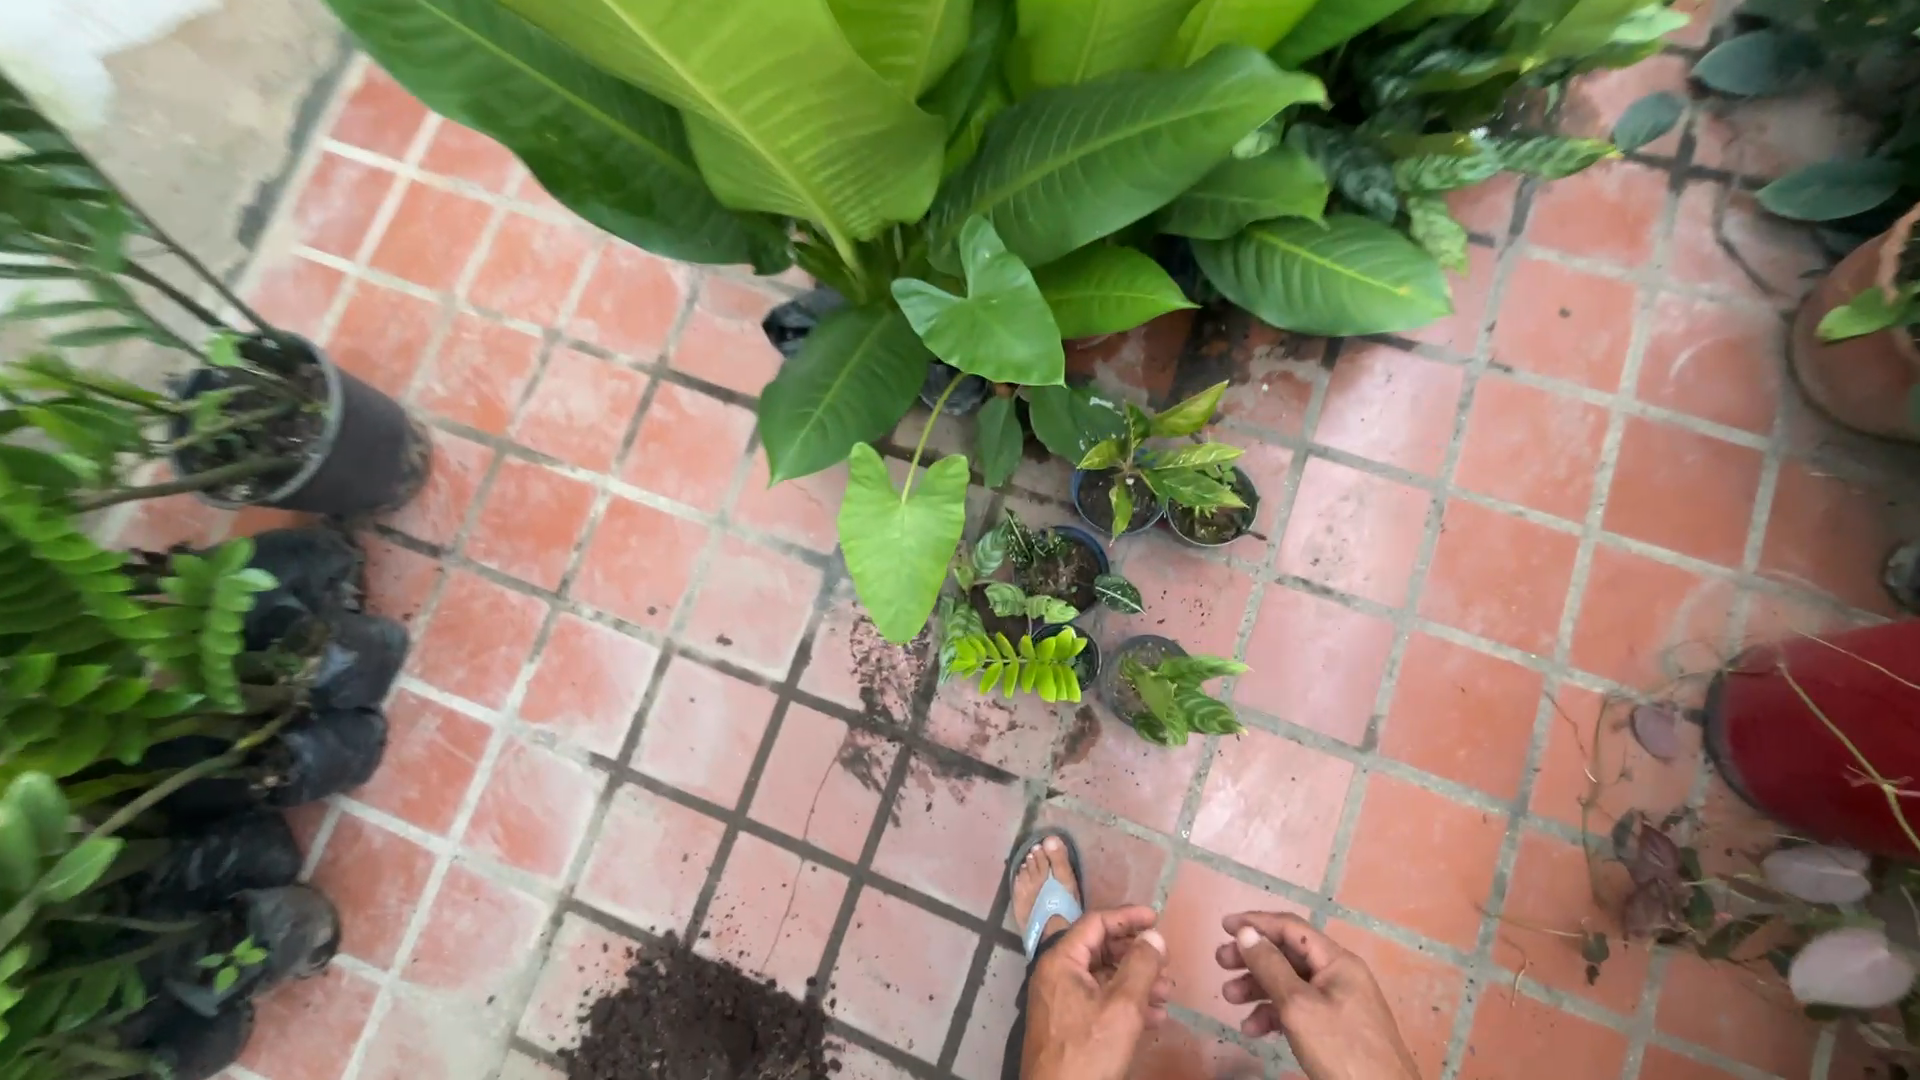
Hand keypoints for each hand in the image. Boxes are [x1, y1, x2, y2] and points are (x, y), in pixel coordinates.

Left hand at [1022, 906, 1171, 1079]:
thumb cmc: (1088, 1052)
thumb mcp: (1122, 1007)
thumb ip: (1140, 966)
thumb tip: (1154, 936)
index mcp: (1061, 960)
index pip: (1096, 922)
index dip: (1127, 917)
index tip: (1156, 918)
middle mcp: (1056, 973)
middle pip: (1099, 948)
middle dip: (1135, 953)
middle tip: (1164, 962)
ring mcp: (1060, 1000)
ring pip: (1102, 977)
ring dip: (1135, 981)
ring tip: (1167, 993)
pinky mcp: (1068, 1024)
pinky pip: (1099, 1000)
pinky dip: (1125, 1003)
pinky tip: (1154, 1017)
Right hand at [1215, 912, 1419, 1079]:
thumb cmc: (1341, 1050)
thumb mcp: (1298, 1005)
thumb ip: (1269, 965)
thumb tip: (1246, 932)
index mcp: (1336, 962)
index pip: (1290, 927)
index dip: (1256, 922)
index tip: (1224, 927)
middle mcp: (1338, 977)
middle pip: (1286, 955)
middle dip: (1252, 958)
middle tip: (1221, 963)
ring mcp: (1338, 1005)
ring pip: (1288, 984)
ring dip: (1257, 988)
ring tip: (1229, 998)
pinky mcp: (1335, 1031)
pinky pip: (1298, 1011)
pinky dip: (1273, 1015)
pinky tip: (1252, 1029)